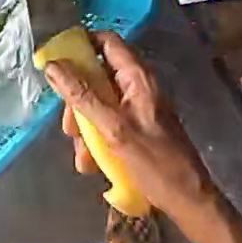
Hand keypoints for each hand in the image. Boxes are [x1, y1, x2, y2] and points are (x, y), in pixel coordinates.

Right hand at [46, 32, 226, 234]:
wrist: (188, 200)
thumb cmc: (155, 163)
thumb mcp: (113, 129)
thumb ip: (82, 96)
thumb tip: (53, 65)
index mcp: (138, 77)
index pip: (106, 42)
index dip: (81, 45)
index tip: (57, 63)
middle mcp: (137, 86)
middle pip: (96, 76)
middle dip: (77, 101)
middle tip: (69, 127)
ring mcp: (136, 108)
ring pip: (97, 103)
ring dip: (84, 128)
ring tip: (83, 156)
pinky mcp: (135, 128)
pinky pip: (107, 124)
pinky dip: (96, 141)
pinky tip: (92, 164)